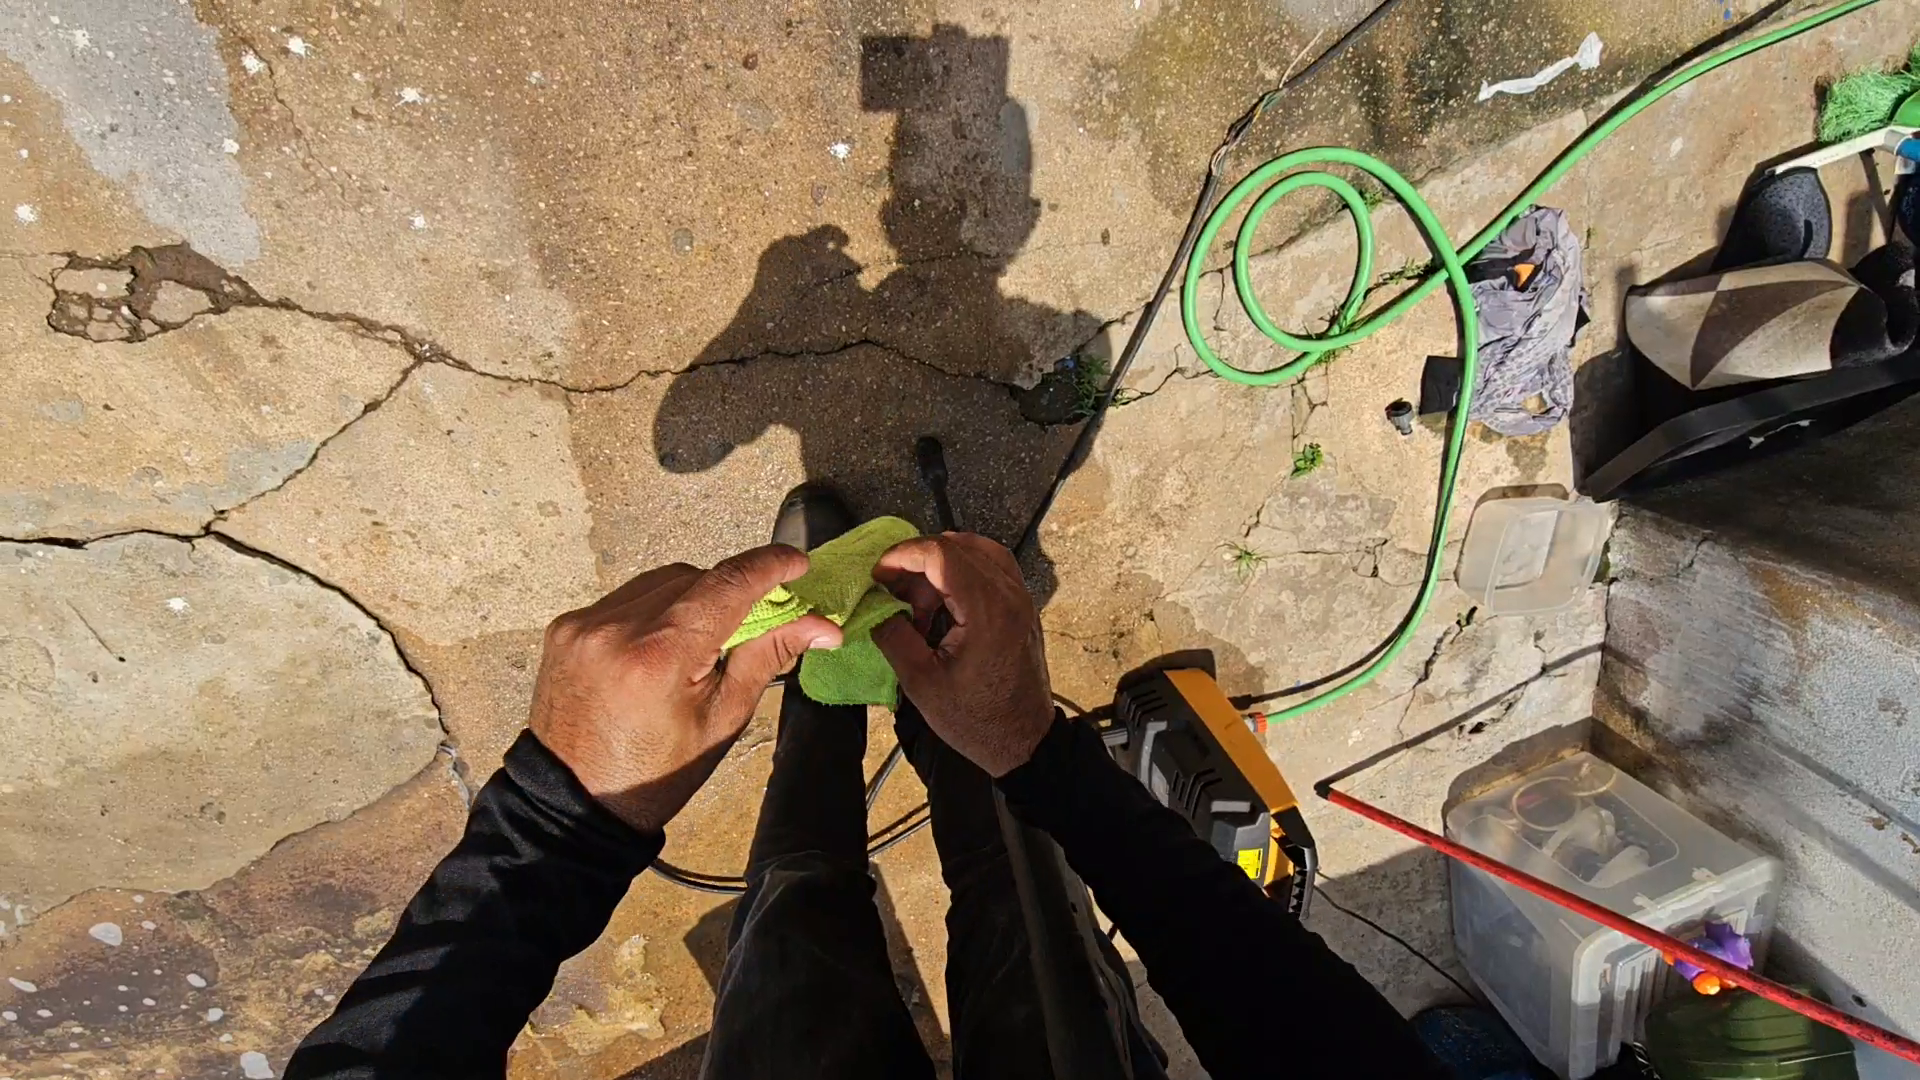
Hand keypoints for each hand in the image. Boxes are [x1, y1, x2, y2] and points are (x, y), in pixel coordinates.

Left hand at [529, 545, 842, 832]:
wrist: (574, 803)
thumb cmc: (660, 770)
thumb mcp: (725, 717)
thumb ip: (769, 655)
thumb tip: (824, 626)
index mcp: (659, 655)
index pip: (726, 584)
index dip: (768, 566)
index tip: (797, 562)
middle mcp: (616, 626)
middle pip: (696, 577)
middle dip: (734, 590)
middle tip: (759, 615)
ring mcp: (584, 623)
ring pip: (663, 580)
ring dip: (696, 594)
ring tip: (706, 635)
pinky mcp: (567, 626)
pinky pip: (630, 595)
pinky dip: (659, 606)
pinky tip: (664, 640)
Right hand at [870, 533, 1053, 776]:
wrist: (1023, 741)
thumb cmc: (973, 718)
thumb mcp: (921, 682)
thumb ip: (893, 636)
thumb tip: (875, 608)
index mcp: (986, 610)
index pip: (941, 553)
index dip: (903, 554)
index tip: (879, 574)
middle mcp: (1009, 594)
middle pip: (957, 547)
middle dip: (917, 561)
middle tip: (892, 591)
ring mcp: (1021, 597)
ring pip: (978, 551)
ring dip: (941, 564)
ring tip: (916, 598)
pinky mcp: (1023, 606)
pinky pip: (993, 567)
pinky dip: (963, 571)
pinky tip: (943, 599)